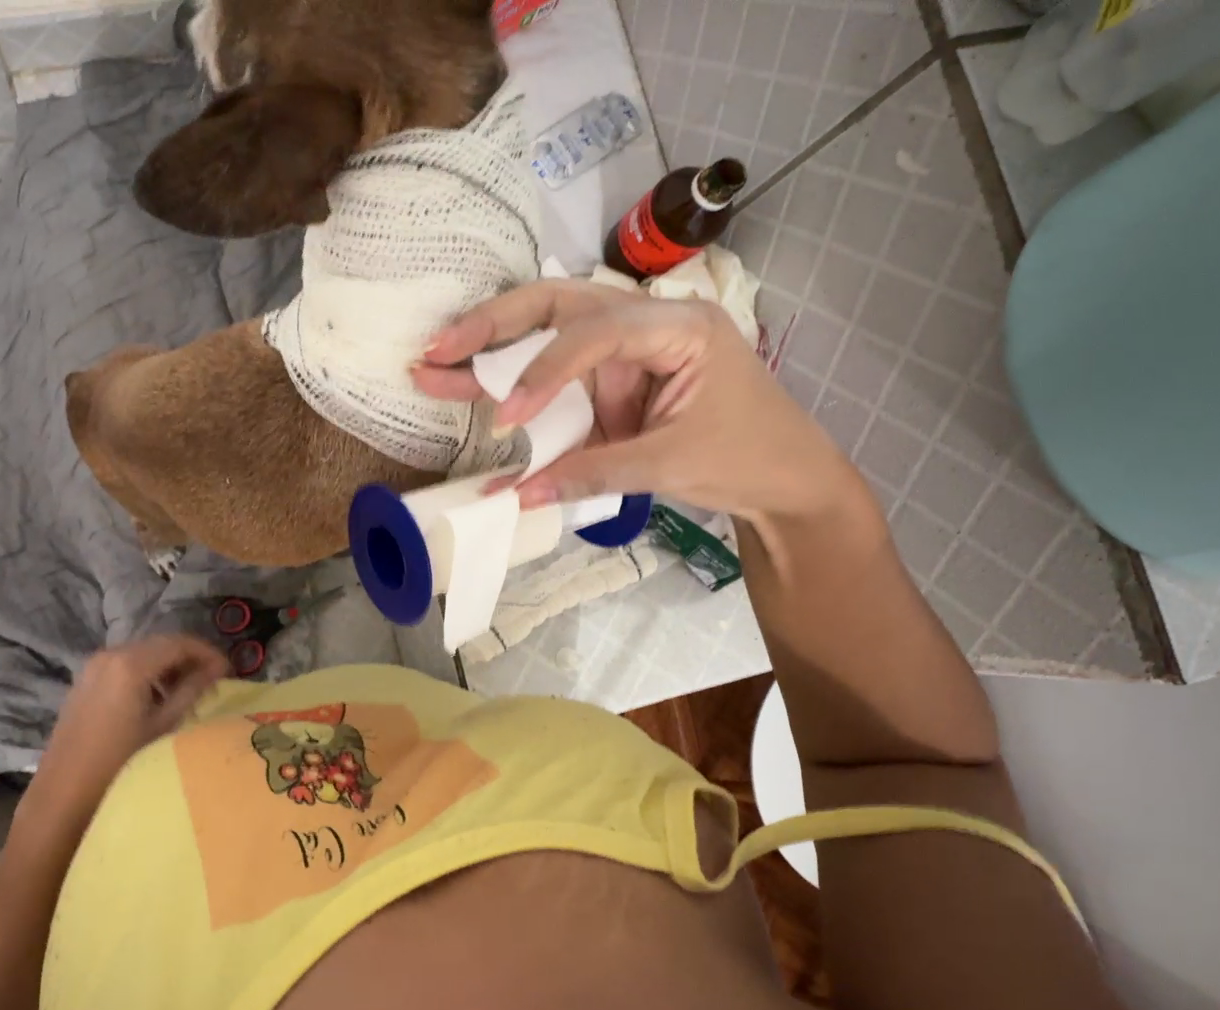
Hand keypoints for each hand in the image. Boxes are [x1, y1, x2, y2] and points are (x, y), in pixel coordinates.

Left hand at [37, 636, 229, 800]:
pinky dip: (146, 673)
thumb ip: (191, 691)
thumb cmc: (119, 764)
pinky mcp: (85, 681)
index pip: (179, 643)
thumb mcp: (163, 727)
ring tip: (189, 690)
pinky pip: (123, 665)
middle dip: (188, 657)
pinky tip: (158, 698)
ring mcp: (93, 666)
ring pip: (141, 653)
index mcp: (130, 664)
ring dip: (167, 665)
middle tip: (213, 679)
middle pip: (159, 644)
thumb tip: (216, 669)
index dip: (207, 653)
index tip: (228, 671)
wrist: (64, 795)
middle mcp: (110, 654)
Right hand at [415, 281, 864, 527]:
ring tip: (431, 365)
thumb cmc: (750, 458)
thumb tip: (515, 495)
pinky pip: (554, 380)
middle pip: (558, 304)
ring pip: (545, 334)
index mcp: (678, 326)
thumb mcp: (671, 464)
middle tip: (438, 346)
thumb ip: (591, 473)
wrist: (788, 482)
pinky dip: (512, 387)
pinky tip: (465, 387)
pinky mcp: (609, 383)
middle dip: (494, 325)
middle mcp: (644, 324)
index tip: (509, 420)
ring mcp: (623, 352)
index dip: (544, 371)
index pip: (596, 332)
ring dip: (488, 351)